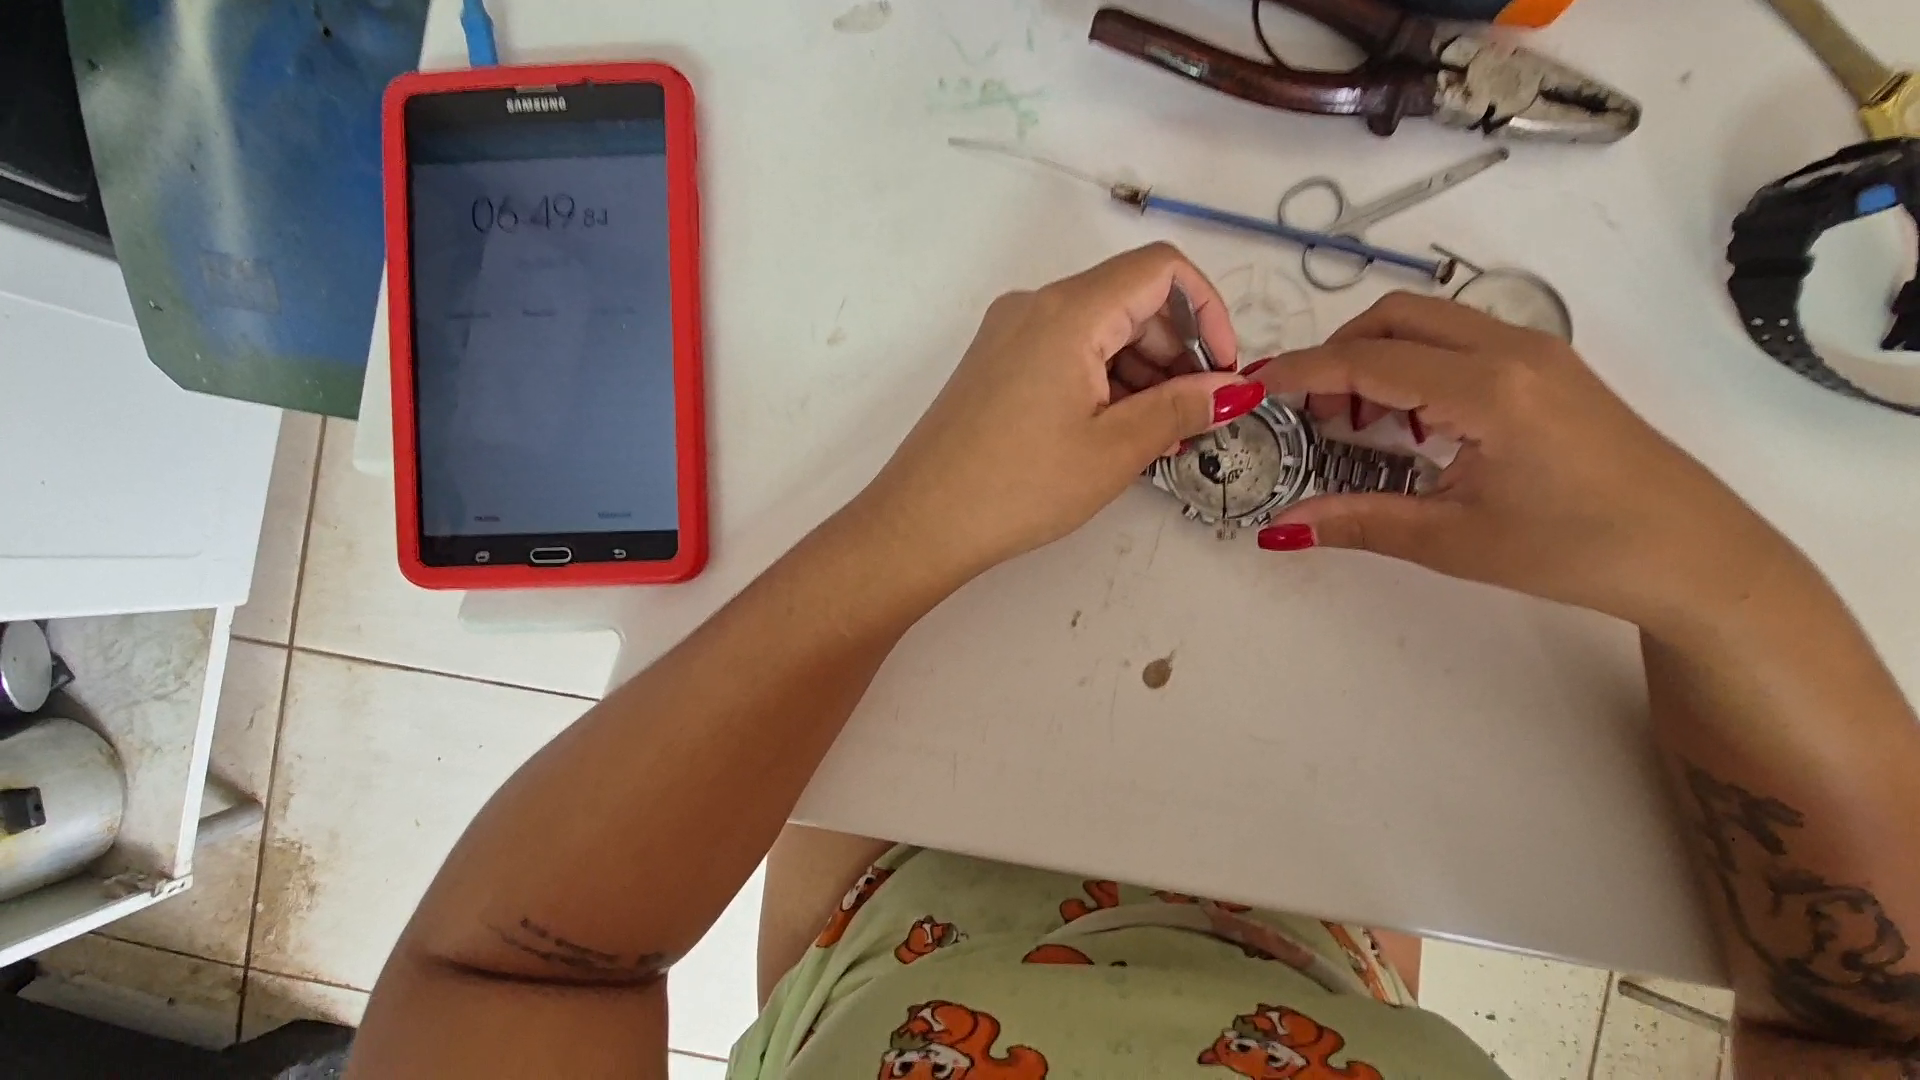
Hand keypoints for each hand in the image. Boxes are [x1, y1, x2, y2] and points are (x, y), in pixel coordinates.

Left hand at [859, 244, 1265, 579]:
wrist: (920, 522)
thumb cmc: (1019, 487)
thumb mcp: (1113, 450)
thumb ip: (1181, 407)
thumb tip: (1234, 388)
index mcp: (1067, 312)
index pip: (1161, 269)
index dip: (1208, 311)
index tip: (1223, 370)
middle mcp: (1033, 306)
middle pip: (1128, 299)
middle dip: (1176, 350)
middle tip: (1194, 415)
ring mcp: (1007, 334)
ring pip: (1098, 329)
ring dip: (1141, 371)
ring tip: (1157, 435)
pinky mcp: (994, 364)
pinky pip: (1065, 352)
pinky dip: (1102, 380)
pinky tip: (1115, 431)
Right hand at [1248, 293, 1796, 632]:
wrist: (1695, 553)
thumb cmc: (1573, 551)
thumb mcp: (1451, 541)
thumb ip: (1357, 521)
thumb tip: (1276, 530)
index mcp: (1488, 391)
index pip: (1368, 360)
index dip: (1300, 372)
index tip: (1252, 389)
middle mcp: (1512, 350)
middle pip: (1395, 316)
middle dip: (1336, 355)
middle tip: (1311, 414)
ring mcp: (1537, 351)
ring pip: (1428, 322)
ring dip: (1376, 358)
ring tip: (1359, 426)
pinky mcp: (1549, 365)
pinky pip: (1460, 340)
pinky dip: (1414, 366)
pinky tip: (1414, 425)